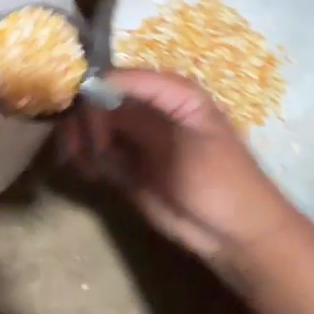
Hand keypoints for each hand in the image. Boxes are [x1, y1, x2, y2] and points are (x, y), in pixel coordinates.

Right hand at [62, 70, 304, 269]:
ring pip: (89, 124)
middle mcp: (149, 110)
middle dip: (85, 119)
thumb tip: (94, 91)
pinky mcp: (124, 163)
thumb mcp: (189, 143)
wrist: (234, 235)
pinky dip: (82, 157)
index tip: (83, 110)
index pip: (123, 78)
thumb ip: (142, 119)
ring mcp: (135, 137)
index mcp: (172, 94)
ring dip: (79, 139)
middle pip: (99, 98)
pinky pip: (91, 150)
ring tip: (84, 162)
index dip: (98, 88)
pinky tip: (89, 172)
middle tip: (87, 147)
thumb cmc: (222, 182)